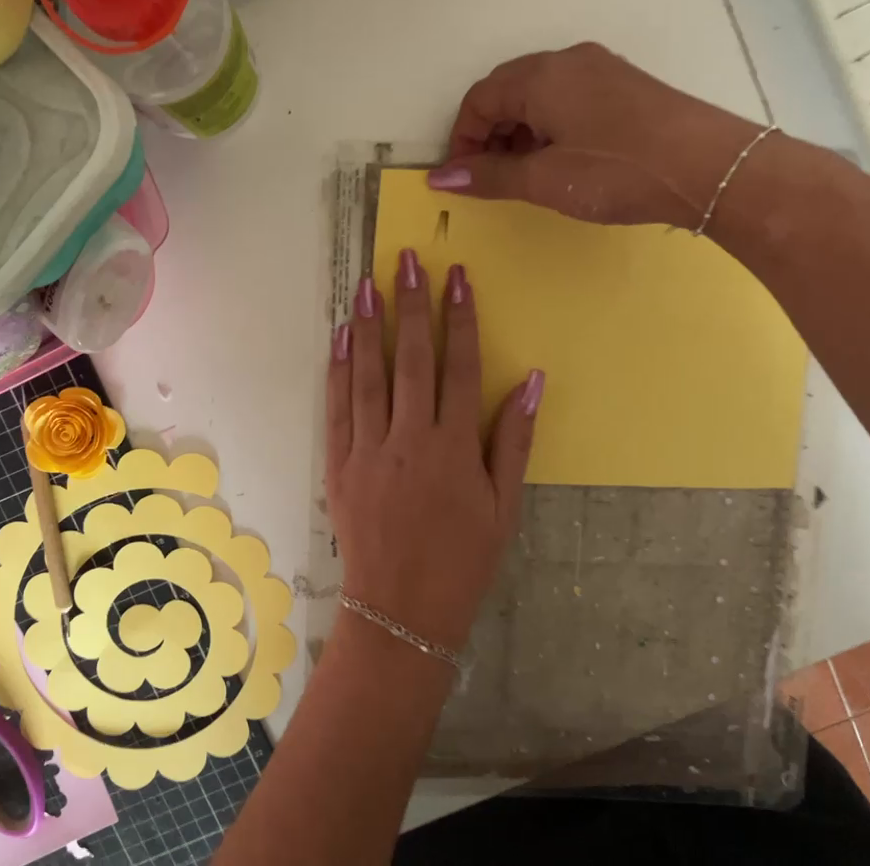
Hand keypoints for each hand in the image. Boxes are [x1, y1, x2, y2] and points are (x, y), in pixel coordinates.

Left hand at [324, 251, 541, 656]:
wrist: (402, 610)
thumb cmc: (463, 560)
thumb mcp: (504, 507)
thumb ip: (514, 440)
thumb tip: (531, 379)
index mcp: (455, 447)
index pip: (459, 365)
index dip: (460, 317)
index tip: (458, 275)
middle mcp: (410, 438)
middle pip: (411, 358)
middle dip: (411, 304)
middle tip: (406, 258)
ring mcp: (369, 450)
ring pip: (368, 374)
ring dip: (368, 325)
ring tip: (366, 282)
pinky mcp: (338, 465)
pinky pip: (338, 408)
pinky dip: (338, 370)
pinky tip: (341, 337)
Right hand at [428, 42, 765, 228]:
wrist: (710, 167)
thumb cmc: (616, 171)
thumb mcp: (545, 180)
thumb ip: (489, 176)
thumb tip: (440, 178)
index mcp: (541, 75)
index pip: (480, 98)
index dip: (463, 139)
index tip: (465, 177)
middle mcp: (568, 61)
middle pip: (508, 92)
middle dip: (491, 135)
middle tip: (494, 178)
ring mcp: (601, 70)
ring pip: (540, 97)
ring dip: (521, 134)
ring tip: (529, 176)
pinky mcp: (625, 88)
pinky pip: (569, 101)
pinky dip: (551, 129)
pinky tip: (564, 163)